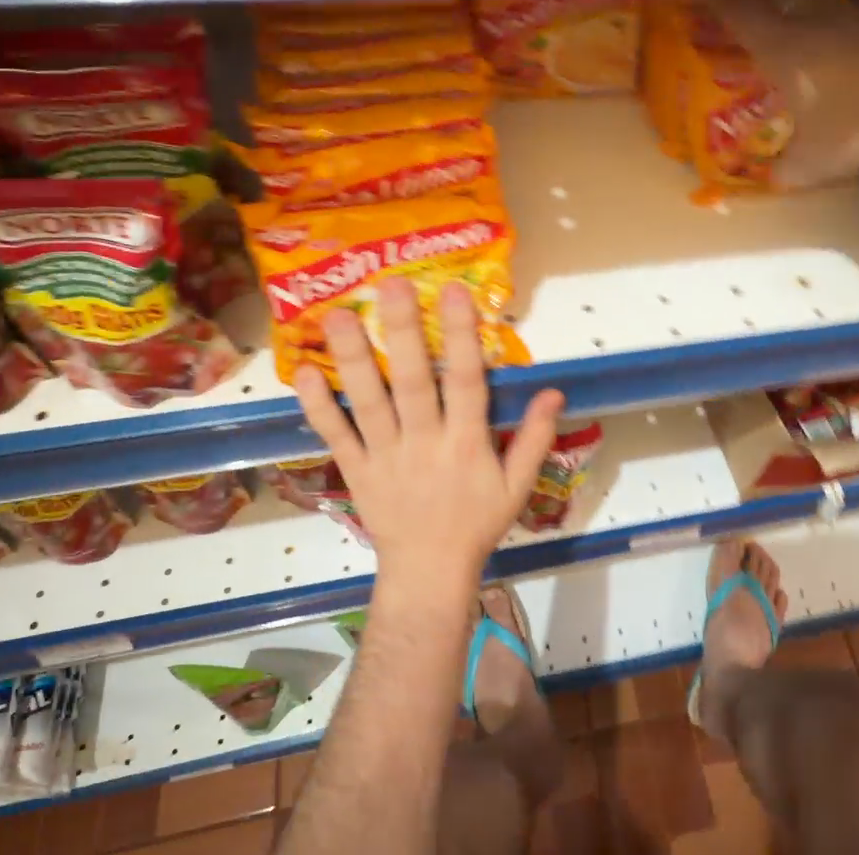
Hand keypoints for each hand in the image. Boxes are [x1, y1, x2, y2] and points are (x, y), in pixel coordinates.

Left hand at [292, 278, 564, 587]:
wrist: (429, 572)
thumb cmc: (477, 523)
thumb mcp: (517, 485)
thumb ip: (534, 438)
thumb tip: (554, 391)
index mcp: (467, 444)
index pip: (467, 382)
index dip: (462, 337)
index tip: (455, 293)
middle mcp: (425, 443)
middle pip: (414, 383)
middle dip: (403, 333)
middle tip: (390, 285)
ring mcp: (385, 456)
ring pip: (369, 402)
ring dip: (353, 359)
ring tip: (337, 315)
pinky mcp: (355, 471)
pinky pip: (335, 436)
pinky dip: (318, 407)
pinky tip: (304, 372)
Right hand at [710, 0, 858, 187]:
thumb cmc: (854, 136)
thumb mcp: (810, 166)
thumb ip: (786, 168)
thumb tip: (775, 178)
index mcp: (783, 49)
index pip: (741, 14)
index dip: (720, 1)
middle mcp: (817, 23)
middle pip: (783, 4)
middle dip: (769, 11)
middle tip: (761, 23)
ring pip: (825, 10)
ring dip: (814, 22)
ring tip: (814, 42)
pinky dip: (854, 37)